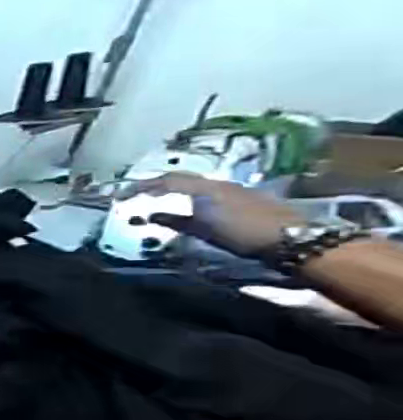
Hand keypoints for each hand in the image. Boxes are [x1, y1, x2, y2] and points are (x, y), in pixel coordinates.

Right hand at [128, 173, 302, 257]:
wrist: (297, 240)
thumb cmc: (245, 235)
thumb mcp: (205, 231)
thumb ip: (176, 221)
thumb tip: (151, 216)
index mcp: (206, 189)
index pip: (166, 181)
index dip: (140, 187)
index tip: (122, 195)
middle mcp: (220, 184)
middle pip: (182, 179)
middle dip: (156, 185)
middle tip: (138, 194)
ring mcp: (236, 189)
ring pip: (196, 184)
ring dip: (176, 189)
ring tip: (162, 200)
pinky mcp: (246, 197)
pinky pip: (210, 191)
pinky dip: (192, 195)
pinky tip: (191, 206)